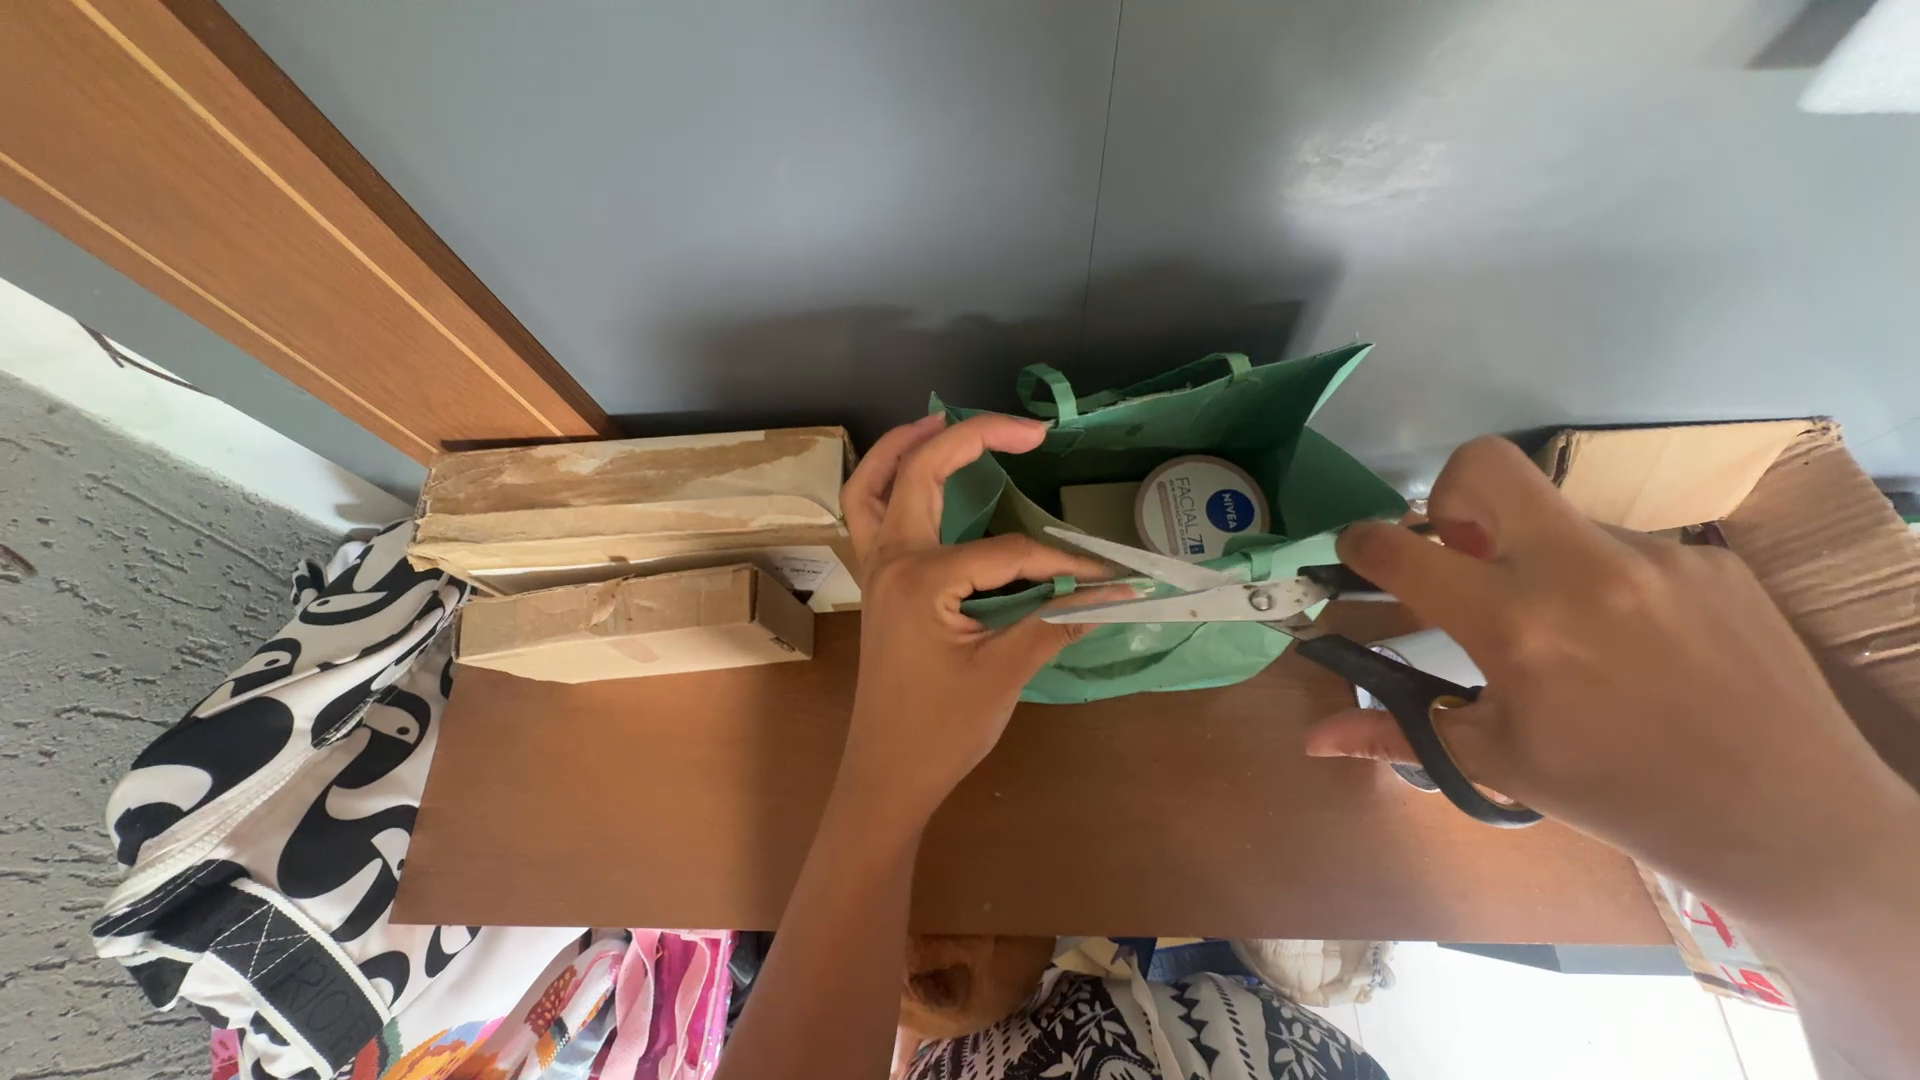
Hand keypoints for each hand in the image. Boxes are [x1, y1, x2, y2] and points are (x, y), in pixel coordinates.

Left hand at [837, 413, 1118, 824]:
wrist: (886, 774)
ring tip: (945, 420)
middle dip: (971, 437)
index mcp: (921, 579)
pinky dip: (886, 484)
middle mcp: (890, 560)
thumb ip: (1057, 623)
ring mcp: (875, 569)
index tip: (1109, 577)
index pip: (1006, 551)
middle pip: (920, 473)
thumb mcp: (1004, 674)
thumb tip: (1116, 593)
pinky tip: (917, 480)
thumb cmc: (940, 731)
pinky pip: (868, 515)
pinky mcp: (877, 583)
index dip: (1060, 560)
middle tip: (1027, 429)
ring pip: (872, 485)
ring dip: (904, 446)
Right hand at [1304, 435, 1919, 914]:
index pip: (1403, 550)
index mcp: (1515, 626)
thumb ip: (1393, 734)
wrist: (1791, 819)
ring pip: (1556, 517)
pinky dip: (1598, 579)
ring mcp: (1654, 556)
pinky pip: (1622, 546)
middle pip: (1486, 466)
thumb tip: (1311, 740)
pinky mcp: (1709, 560)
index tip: (1358, 548)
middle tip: (1458, 550)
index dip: (1362, 542)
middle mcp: (1580, 570)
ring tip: (1563, 627)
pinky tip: (1630, 640)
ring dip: (1533, 555)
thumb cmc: (1616, 795)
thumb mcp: (1493, 761)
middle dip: (1448, 494)